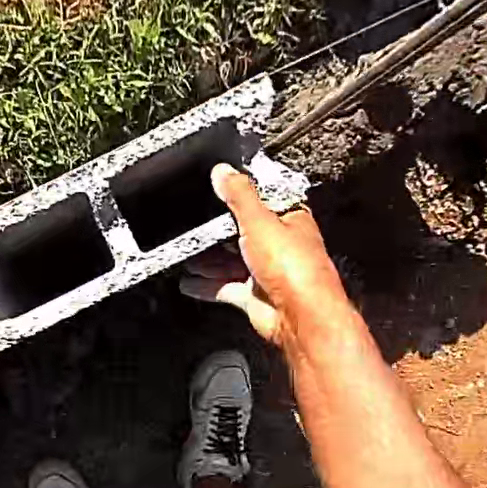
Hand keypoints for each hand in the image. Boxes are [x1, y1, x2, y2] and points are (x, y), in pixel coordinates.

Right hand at [179, 163, 350, 349]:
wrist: (300, 315)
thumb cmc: (295, 269)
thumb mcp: (260, 220)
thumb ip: (239, 195)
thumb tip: (223, 172)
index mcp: (288, 220)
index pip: (261, 201)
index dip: (238, 196)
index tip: (214, 192)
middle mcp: (279, 247)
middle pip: (242, 234)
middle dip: (215, 234)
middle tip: (192, 228)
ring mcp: (266, 273)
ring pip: (232, 263)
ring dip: (208, 262)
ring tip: (186, 257)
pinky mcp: (254, 297)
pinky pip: (226, 288)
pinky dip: (207, 286)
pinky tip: (190, 283)